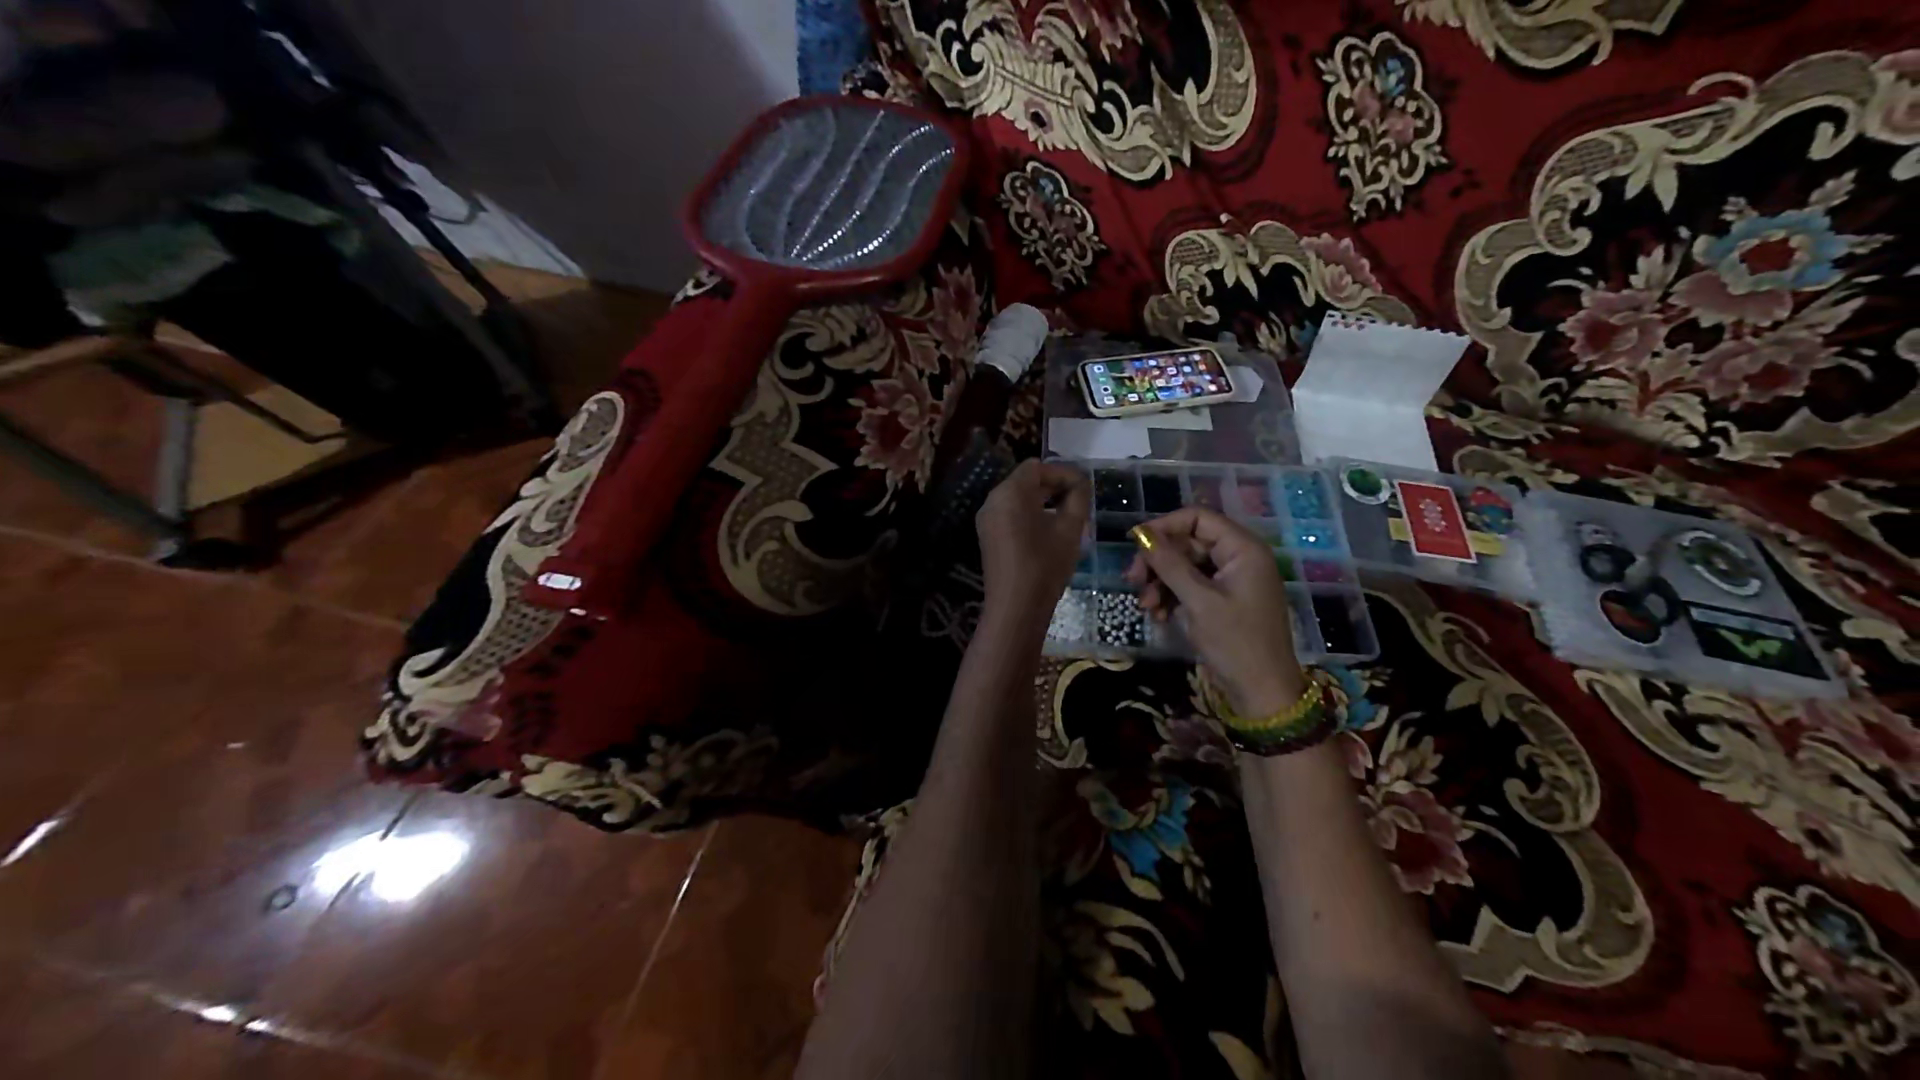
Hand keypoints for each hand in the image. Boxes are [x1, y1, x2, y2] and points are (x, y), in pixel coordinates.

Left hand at [975, 460, 1090, 625]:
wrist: (1016, 607)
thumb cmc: (1045, 565)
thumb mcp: (1070, 529)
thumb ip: (1078, 499)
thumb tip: (1079, 485)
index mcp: (1010, 492)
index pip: (1038, 466)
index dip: (1063, 473)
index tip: (1084, 489)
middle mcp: (993, 499)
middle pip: (1026, 480)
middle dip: (1054, 486)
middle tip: (1081, 501)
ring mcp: (987, 518)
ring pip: (1018, 497)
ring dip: (1043, 500)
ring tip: (1069, 515)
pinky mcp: (988, 535)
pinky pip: (1010, 513)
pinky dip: (1030, 513)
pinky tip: (1049, 529)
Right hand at [1125, 507, 1305, 717]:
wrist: (1262, 693)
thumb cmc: (1235, 642)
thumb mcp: (1198, 601)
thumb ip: (1169, 564)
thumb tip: (1141, 533)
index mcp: (1243, 549)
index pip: (1198, 518)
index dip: (1165, 526)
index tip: (1135, 544)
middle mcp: (1239, 558)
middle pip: (1189, 542)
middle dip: (1158, 560)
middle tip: (1133, 581)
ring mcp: (1232, 580)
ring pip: (1186, 565)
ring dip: (1161, 582)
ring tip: (1146, 606)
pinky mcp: (1224, 600)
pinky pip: (1192, 586)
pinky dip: (1172, 596)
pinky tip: (1158, 615)